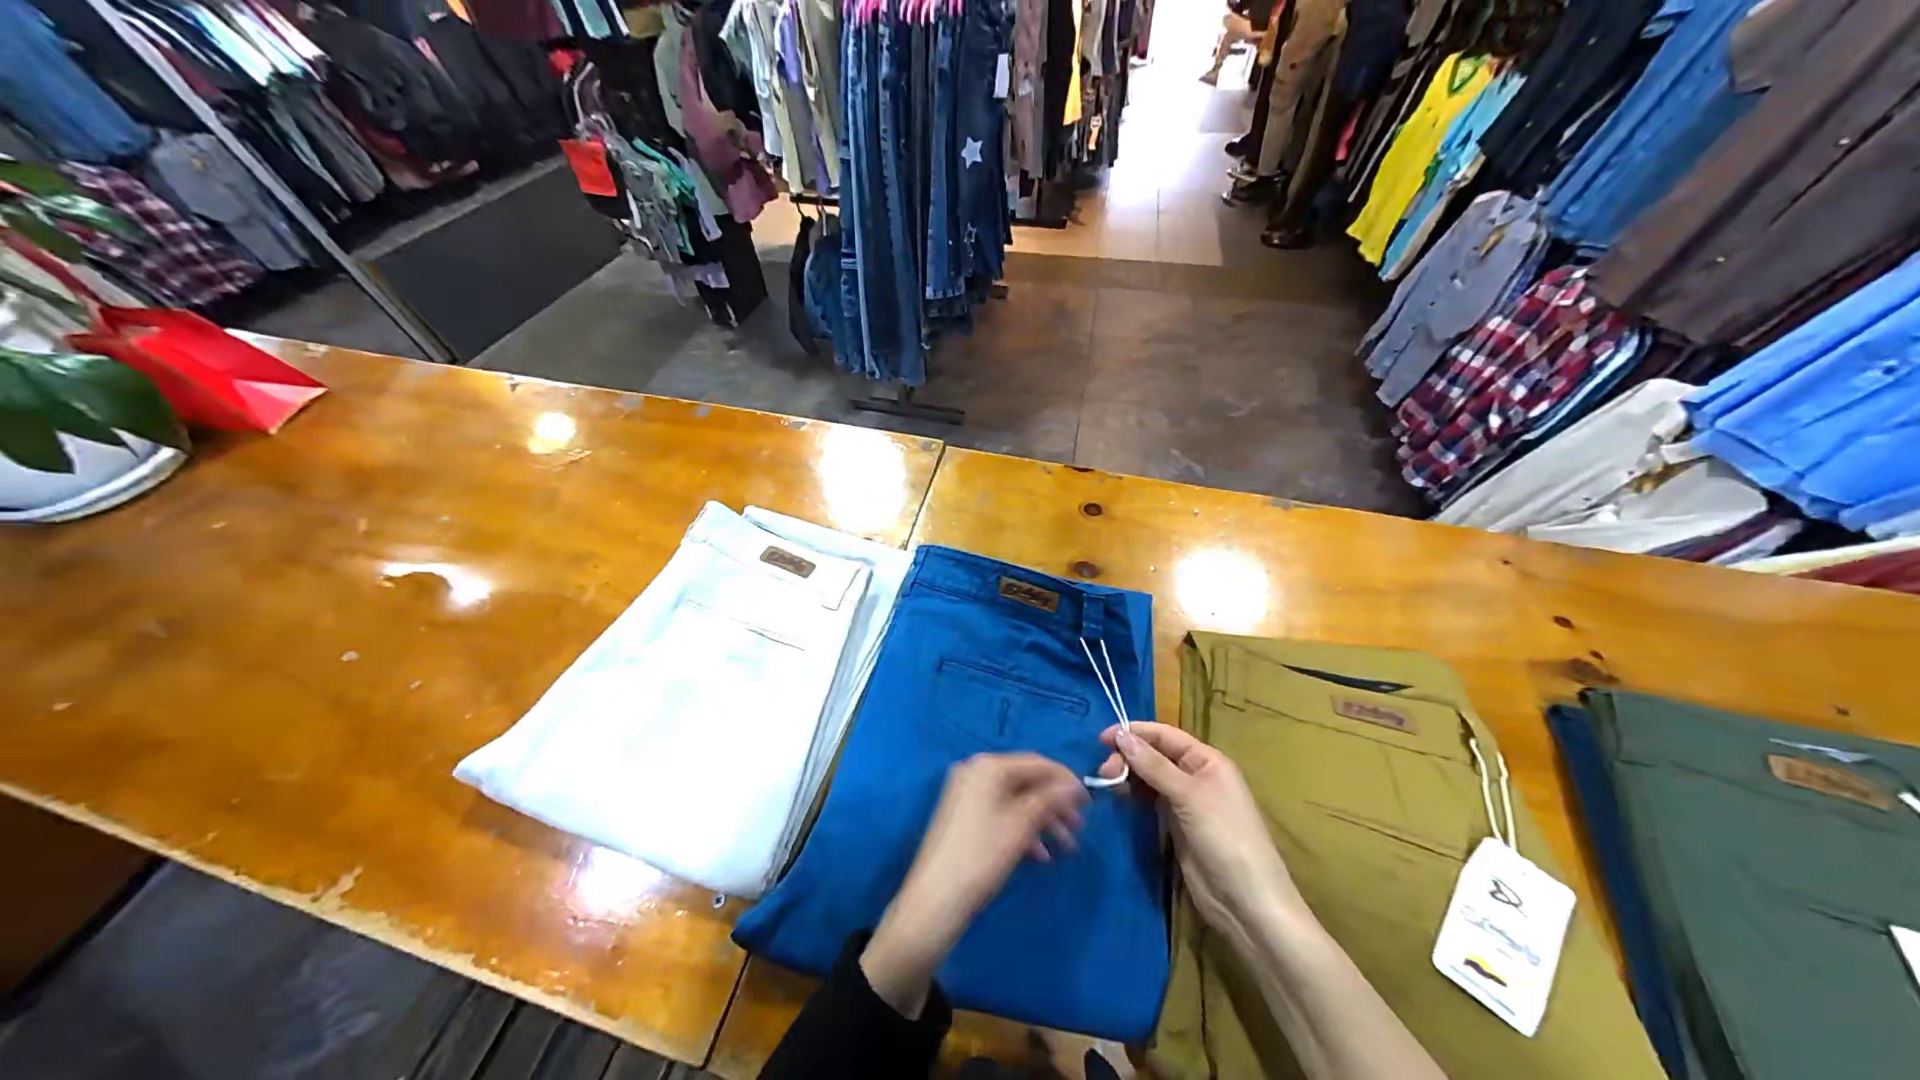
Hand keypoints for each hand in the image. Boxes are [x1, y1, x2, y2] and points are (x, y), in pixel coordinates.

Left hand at [862, 753, 1088, 1017]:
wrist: (936, 898)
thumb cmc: (982, 856)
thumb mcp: (1021, 825)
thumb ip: (1050, 799)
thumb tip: (1074, 786)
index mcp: (988, 766)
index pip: (1036, 763)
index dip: (1065, 781)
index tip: (1089, 802)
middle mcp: (975, 771)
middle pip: (1026, 781)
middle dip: (1055, 805)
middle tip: (1079, 828)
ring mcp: (967, 793)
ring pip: (1015, 800)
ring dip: (1042, 820)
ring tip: (1065, 847)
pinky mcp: (964, 814)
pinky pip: (1001, 812)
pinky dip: (1022, 829)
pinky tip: (1040, 855)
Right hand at [1098, 723, 1305, 944]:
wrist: (1245, 901)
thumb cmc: (1224, 837)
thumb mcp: (1189, 796)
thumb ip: (1153, 765)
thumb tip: (1120, 735)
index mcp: (1207, 760)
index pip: (1165, 735)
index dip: (1135, 732)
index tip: (1101, 738)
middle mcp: (1196, 775)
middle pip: (1155, 755)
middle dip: (1128, 757)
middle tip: (1104, 773)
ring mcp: (1186, 802)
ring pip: (1150, 777)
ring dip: (1128, 776)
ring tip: (1107, 784)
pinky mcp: (1176, 825)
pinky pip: (1150, 800)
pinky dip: (1134, 795)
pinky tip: (1120, 797)